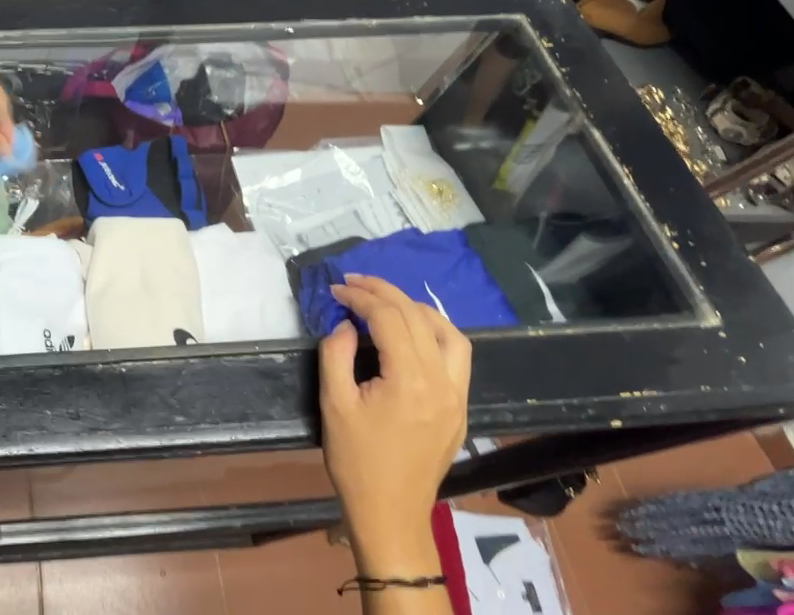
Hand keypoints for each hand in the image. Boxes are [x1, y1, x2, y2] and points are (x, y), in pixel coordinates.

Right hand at [319, 274, 470, 573]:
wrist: (390, 510)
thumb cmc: (356, 458)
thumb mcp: (333, 403)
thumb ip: (336, 354)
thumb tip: (346, 324)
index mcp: (409, 381)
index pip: (389, 319)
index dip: (361, 296)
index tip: (335, 288)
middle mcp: (442, 382)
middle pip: (418, 318)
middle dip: (384, 293)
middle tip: (353, 282)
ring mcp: (457, 395)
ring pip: (449, 333)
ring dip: (417, 308)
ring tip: (386, 300)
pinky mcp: (460, 407)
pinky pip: (457, 356)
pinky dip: (436, 332)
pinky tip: (413, 331)